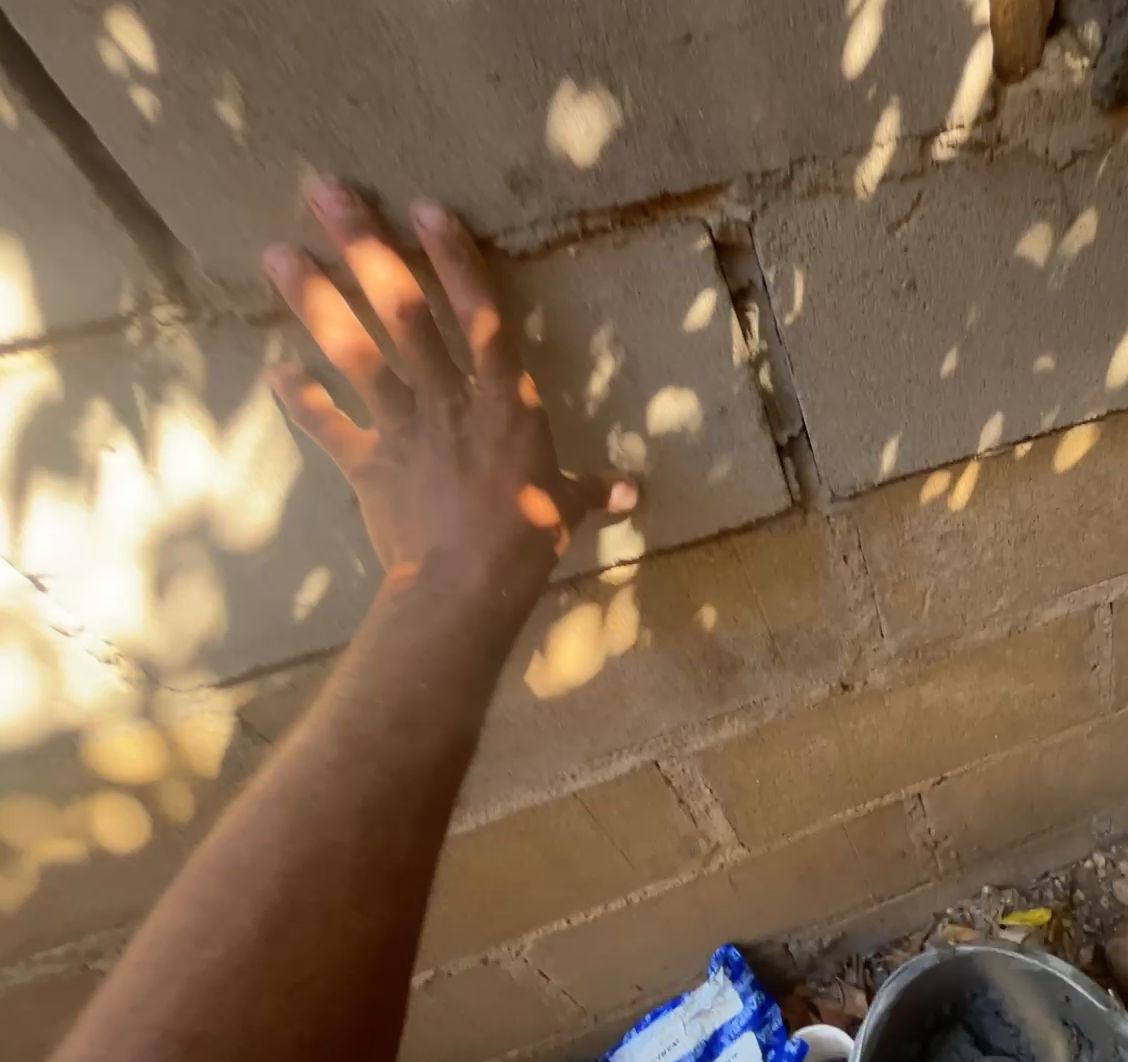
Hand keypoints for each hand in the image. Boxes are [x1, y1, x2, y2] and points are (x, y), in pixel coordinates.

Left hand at [263, 178, 633, 608]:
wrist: (467, 582)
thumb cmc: (531, 537)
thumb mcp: (570, 508)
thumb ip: (595, 490)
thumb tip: (634, 491)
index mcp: (508, 403)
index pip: (484, 320)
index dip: (456, 263)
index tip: (426, 210)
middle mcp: (451, 400)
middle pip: (406, 316)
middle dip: (367, 252)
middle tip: (326, 193)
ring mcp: (402, 427)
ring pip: (356, 354)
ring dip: (316, 302)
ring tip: (277, 254)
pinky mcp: (367, 462)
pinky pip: (328, 423)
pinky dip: (300, 397)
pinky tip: (274, 367)